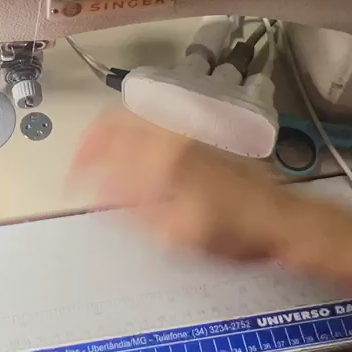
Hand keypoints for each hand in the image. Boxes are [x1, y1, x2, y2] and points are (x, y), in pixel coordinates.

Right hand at [70, 111, 351, 266]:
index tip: (70, 181)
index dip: (79, 164)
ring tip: (102, 160)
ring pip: (135, 119)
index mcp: (161, 155)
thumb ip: (130, 209)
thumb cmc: (235, 230)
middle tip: (80, 164)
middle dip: (91, 141)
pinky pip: (156, 127)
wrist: (281, 219)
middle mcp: (173, 134)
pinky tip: (135, 158)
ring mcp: (188, 132)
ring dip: (111, 136)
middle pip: (116, 120)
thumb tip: (99, 193)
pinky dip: (134, 137)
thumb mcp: (174, 232)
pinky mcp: (200, 137)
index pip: (104, 144)